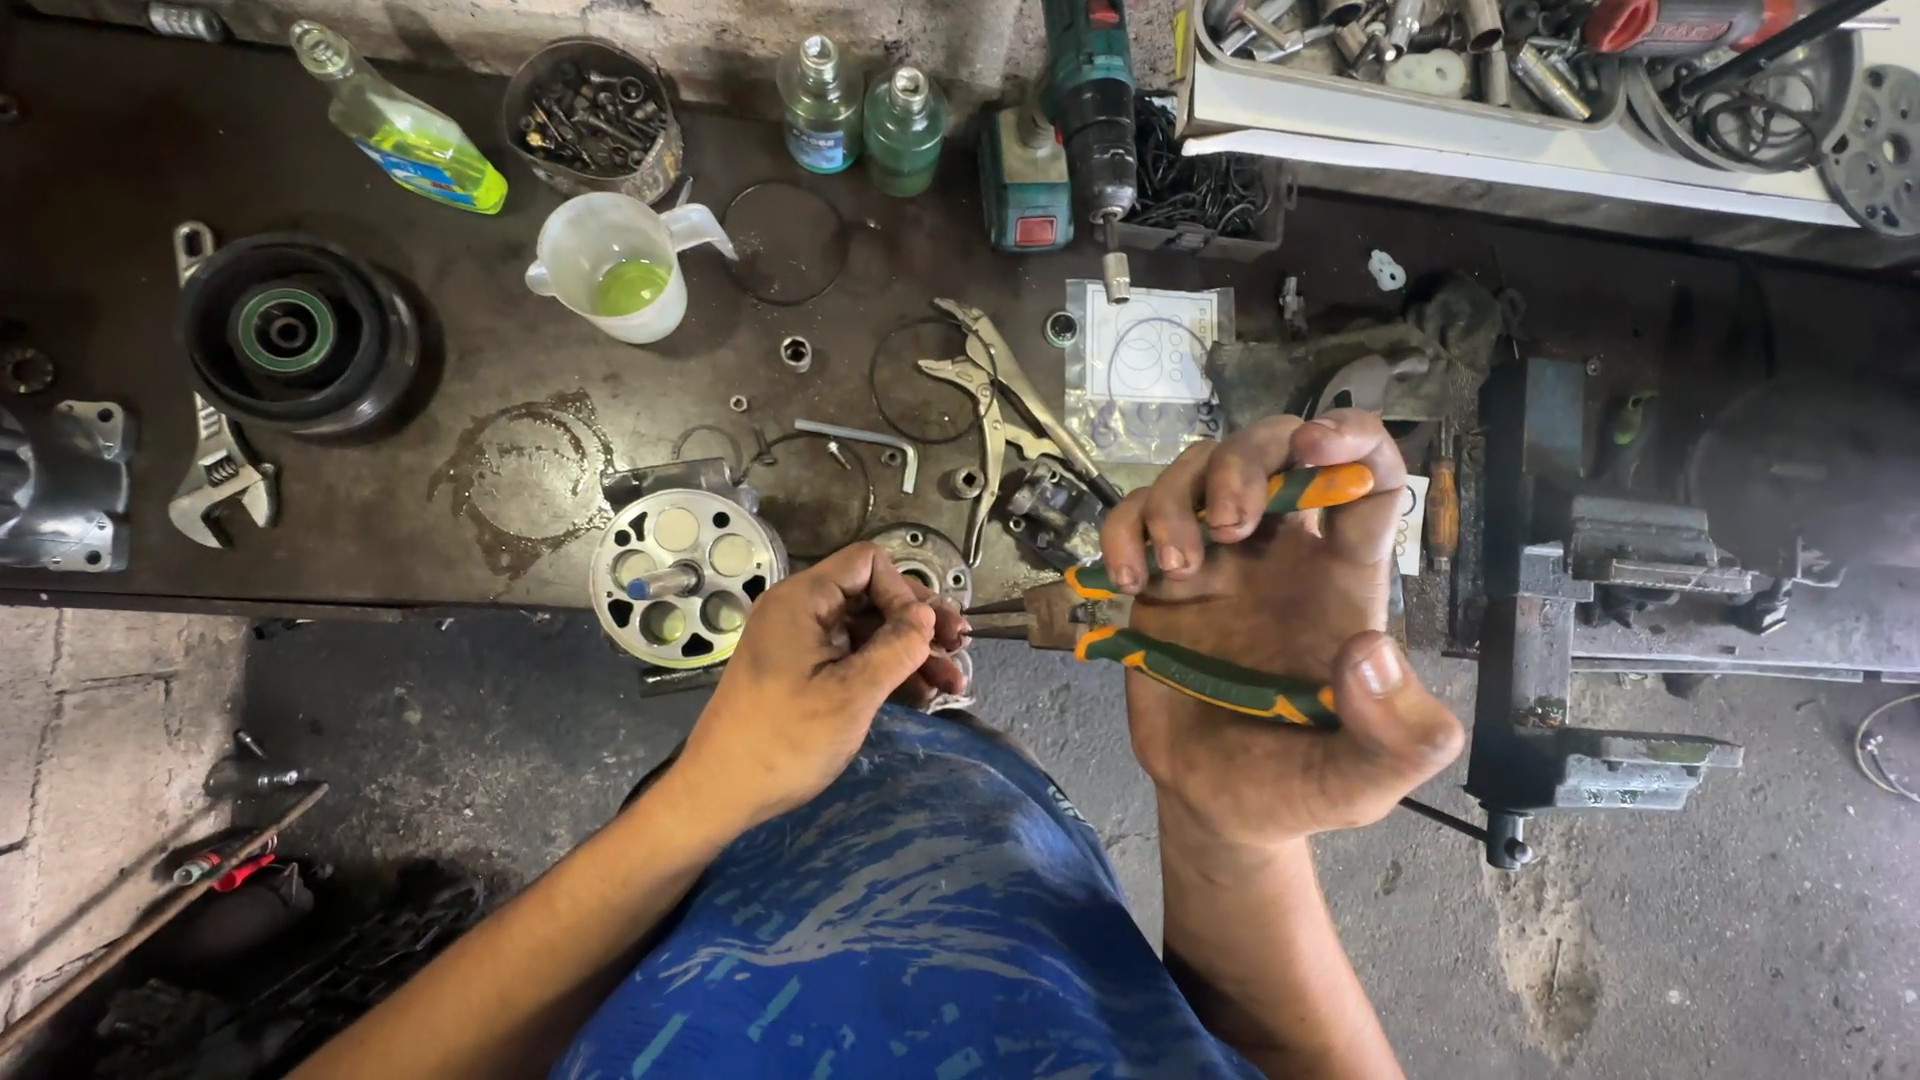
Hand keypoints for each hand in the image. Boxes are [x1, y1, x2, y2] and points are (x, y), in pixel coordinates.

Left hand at [671, 542, 967, 831]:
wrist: (721, 794)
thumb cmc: (784, 741)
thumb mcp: (851, 694)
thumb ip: (896, 648)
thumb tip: (927, 615)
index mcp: (803, 600)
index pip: (867, 563)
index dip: (904, 591)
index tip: (926, 632)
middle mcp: (802, 611)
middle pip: (873, 595)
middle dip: (918, 622)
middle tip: (960, 648)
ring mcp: (802, 642)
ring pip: (870, 629)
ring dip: (911, 651)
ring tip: (953, 682)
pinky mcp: (805, 671)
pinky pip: (855, 656)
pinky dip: (887, 670)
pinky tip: (923, 694)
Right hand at [1098, 410, 1464, 850]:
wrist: (1215, 802)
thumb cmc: (1295, 784)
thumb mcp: (1365, 779)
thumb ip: (1396, 735)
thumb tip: (1368, 649)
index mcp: (1343, 577)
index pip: (1364, 479)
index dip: (1350, 438)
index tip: (1316, 443)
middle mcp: (1278, 553)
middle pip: (1267, 448)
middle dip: (1245, 460)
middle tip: (1230, 523)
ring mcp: (1211, 560)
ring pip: (1193, 472)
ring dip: (1177, 501)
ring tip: (1174, 568)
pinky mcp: (1154, 579)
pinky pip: (1132, 520)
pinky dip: (1122, 530)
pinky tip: (1126, 580)